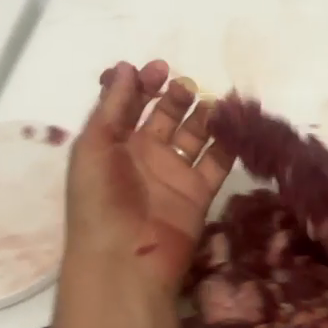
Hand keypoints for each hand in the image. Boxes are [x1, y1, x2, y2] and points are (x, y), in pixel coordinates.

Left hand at [65, 60, 235, 295]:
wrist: (123, 262)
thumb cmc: (100, 199)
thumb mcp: (94, 145)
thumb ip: (113, 105)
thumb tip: (126, 65)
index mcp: (114, 142)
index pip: (132, 102)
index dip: (144, 82)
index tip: (161, 69)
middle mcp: (145, 154)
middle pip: (165, 114)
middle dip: (176, 96)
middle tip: (186, 86)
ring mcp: (173, 173)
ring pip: (193, 134)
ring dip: (203, 115)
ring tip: (213, 102)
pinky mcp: (198, 193)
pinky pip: (216, 162)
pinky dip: (226, 143)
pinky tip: (233, 124)